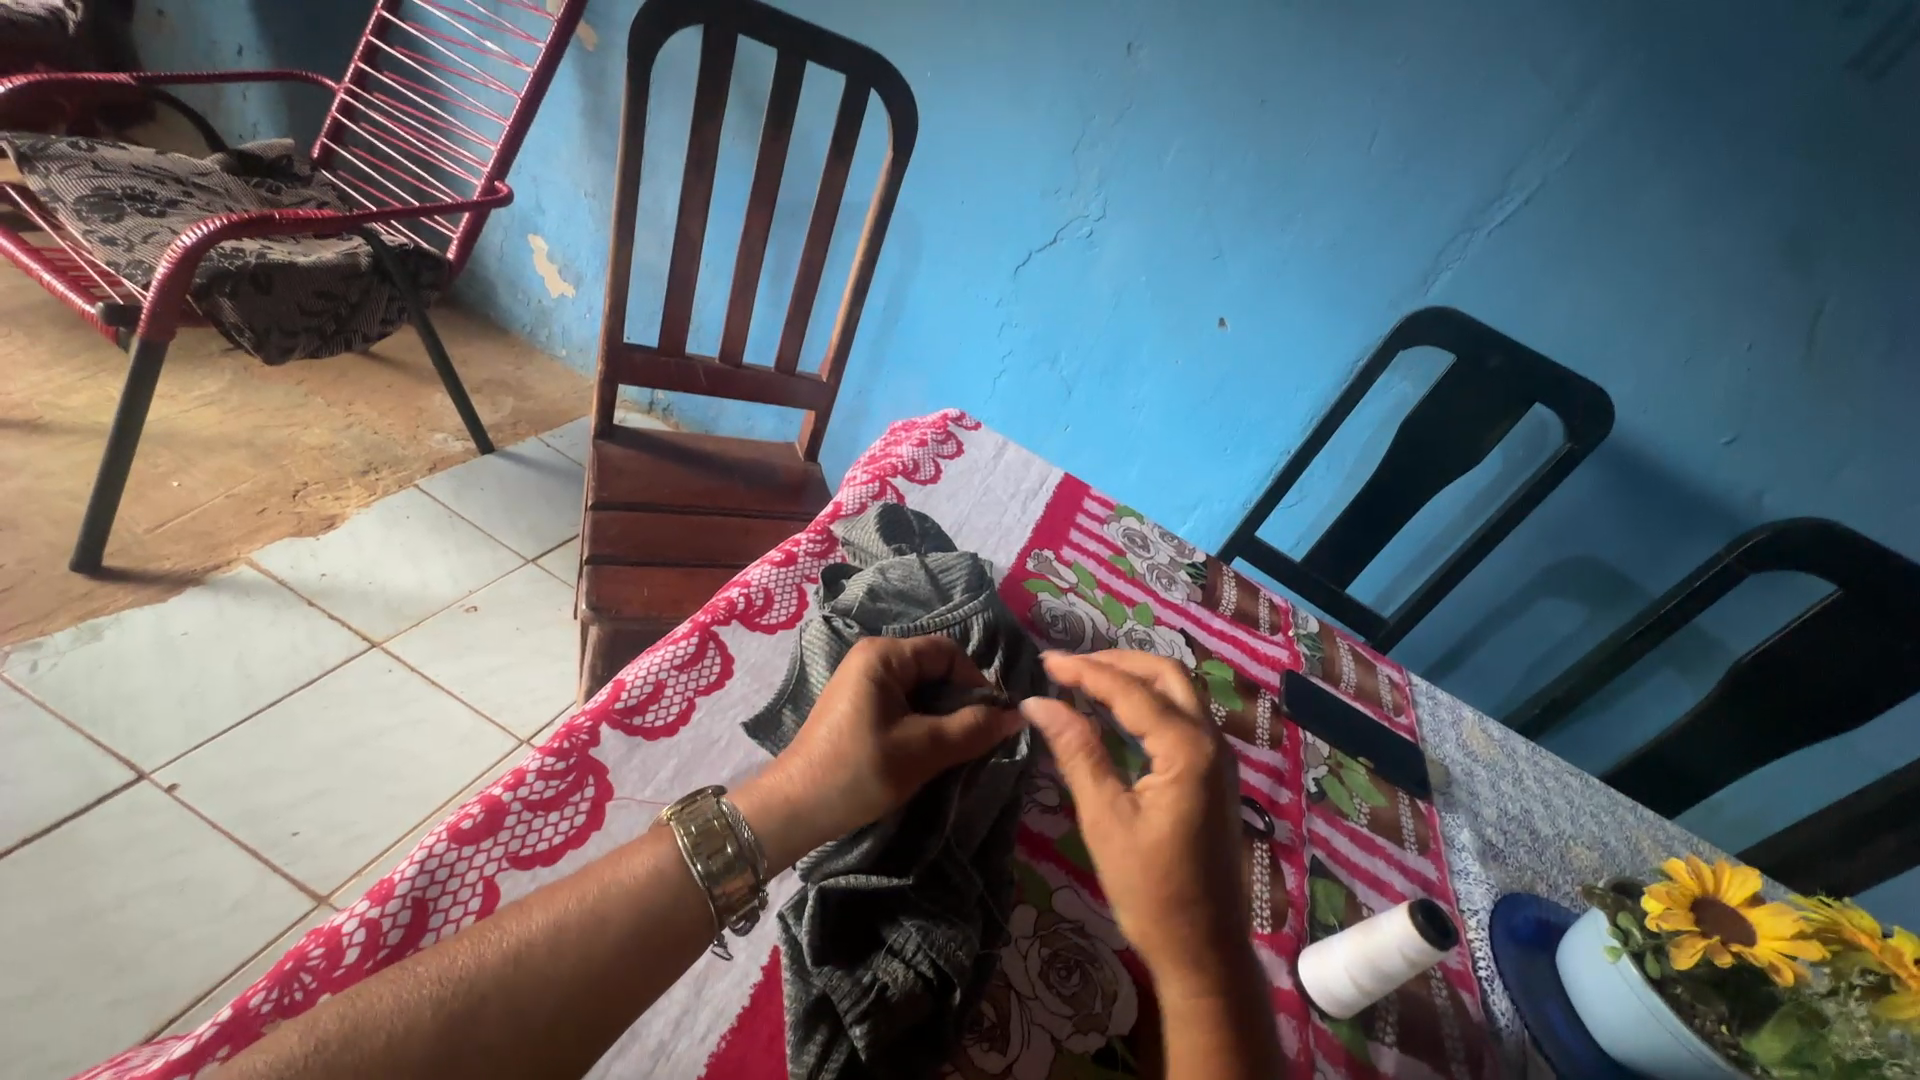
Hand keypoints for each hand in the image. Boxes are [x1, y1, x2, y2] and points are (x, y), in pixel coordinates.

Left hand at [736, 635, 1023, 871]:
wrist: (797, 808)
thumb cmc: (860, 771)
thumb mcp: (924, 750)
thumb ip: (973, 729)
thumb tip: (1017, 716)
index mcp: (884, 654)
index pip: (948, 652)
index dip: (976, 681)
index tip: (992, 719)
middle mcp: (871, 657)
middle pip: (934, 668)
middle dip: (960, 700)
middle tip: (979, 736)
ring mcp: (862, 681)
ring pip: (921, 689)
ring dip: (943, 715)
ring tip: (957, 747)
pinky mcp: (858, 706)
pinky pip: (903, 703)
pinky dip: (923, 722)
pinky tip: (930, 750)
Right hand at [1019, 650, 1250, 1002]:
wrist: (1204, 951)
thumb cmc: (1150, 890)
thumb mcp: (1104, 818)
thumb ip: (1076, 751)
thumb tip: (1038, 702)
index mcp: (1187, 749)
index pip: (1129, 690)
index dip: (1084, 671)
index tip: (1044, 662)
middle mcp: (1212, 742)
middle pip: (1166, 674)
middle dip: (1116, 661)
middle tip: (1068, 667)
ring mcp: (1219, 758)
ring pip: (1179, 693)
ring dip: (1134, 678)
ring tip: (1085, 681)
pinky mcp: (1214, 775)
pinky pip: (1183, 717)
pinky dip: (1148, 702)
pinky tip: (1115, 714)